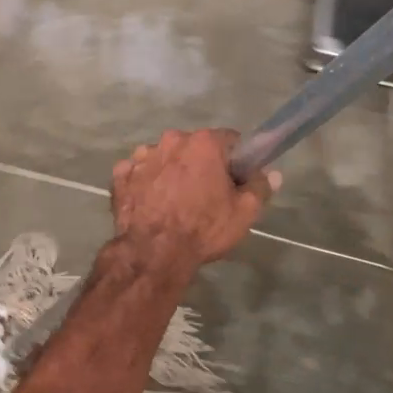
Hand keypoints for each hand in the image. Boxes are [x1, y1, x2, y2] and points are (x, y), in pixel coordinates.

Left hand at [110, 130, 280, 267]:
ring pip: (165, 157)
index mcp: (203, 143)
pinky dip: (146, 182)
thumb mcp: (243, 213)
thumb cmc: (203, 229)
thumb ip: (260, 187)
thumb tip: (271, 173)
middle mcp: (171, 140)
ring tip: (176, 201)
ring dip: (172, 171)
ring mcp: (142, 156)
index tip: (236, 179)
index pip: (229, 140)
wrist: (153, 252)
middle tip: (208, 194)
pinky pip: (138, 172)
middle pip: (194, 146)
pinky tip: (151, 202)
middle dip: (202, 164)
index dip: (236, 159)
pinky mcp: (121, 174)